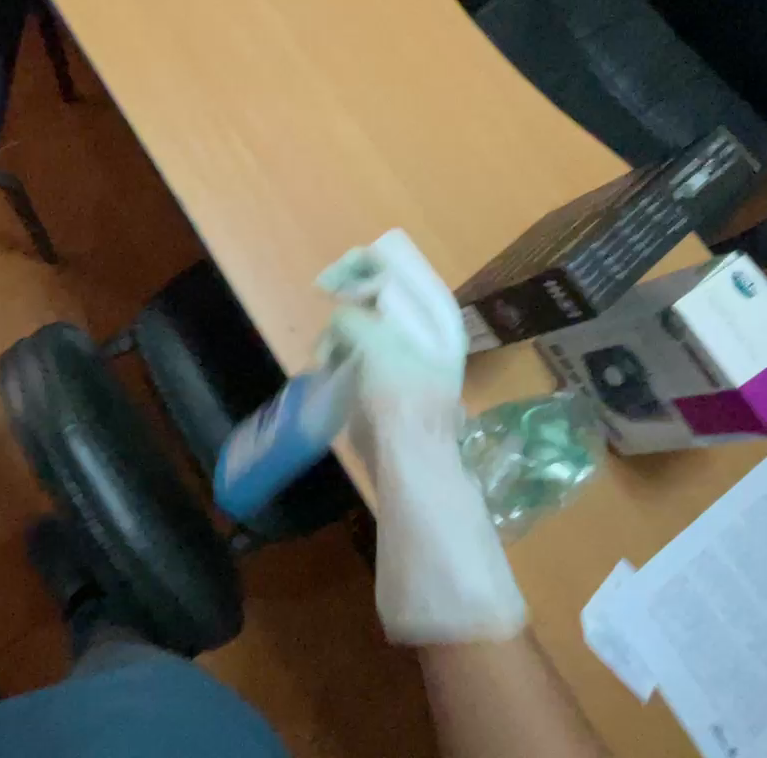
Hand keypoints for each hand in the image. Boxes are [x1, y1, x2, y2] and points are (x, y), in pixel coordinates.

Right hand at [329, 239, 526, 646]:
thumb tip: (343, 315)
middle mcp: (431, 350)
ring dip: (345, 337)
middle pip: (388, 306)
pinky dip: (342, 364)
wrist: (423, 499)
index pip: (409, 279)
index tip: (333, 279)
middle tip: (329, 319)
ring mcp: (412, 380)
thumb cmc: (409, 422)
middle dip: (354, 306)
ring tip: (329, 354)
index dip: (372, 268)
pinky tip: (331, 377)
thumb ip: (362, 326)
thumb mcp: (383, 360)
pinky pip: (363, 368)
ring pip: (372, 337)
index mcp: (438, 333)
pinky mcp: (393, 407)